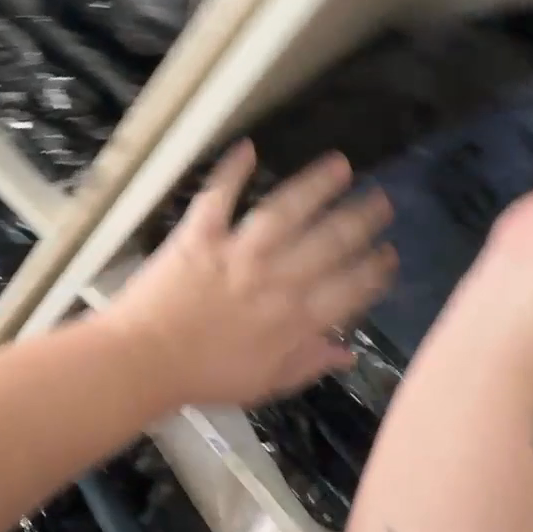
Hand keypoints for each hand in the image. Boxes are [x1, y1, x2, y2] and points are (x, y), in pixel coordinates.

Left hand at [106, 141, 396, 408]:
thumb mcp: (265, 383)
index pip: (348, 291)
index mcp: (293, 320)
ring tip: (339, 165)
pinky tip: (247, 148)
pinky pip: (218, 198)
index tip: (389, 253)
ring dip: (314, 186)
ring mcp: (235, 254)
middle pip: (326, 244)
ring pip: (283, 213)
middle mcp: (272, 280)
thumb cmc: (202, 376)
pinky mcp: (197, 237)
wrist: (143, 359)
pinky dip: (231, 171)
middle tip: (381, 200)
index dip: (373, 271)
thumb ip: (307, 363)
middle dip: (359, 220)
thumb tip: (346, 352)